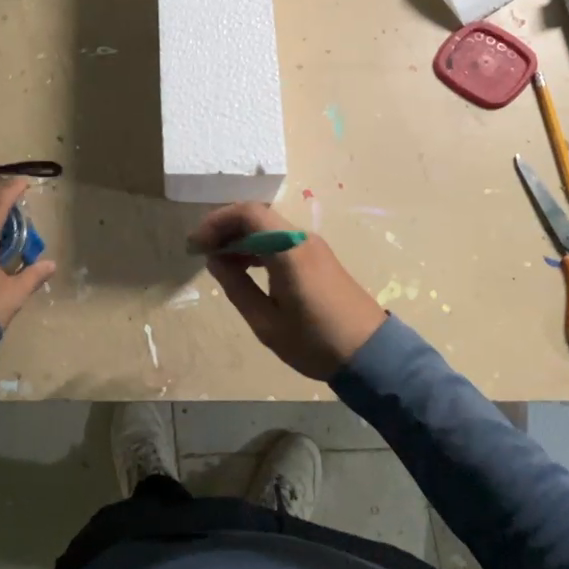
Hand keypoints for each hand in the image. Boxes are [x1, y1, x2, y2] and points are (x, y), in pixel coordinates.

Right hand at [193, 203, 386, 380]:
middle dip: (225, 228)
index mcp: (287, 250)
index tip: (196, 245)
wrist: (371, 355)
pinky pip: (280, 240)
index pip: (247, 213)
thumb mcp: (266, 322)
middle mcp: (301, 239)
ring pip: (268, 227)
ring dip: (241, 237)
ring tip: (219, 262)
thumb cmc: (315, 341)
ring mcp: (313, 247)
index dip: (216, 222)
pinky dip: (258, 246)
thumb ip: (236, 286)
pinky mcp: (319, 258)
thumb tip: (215, 260)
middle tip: (202, 251)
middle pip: (256, 216)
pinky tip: (245, 268)